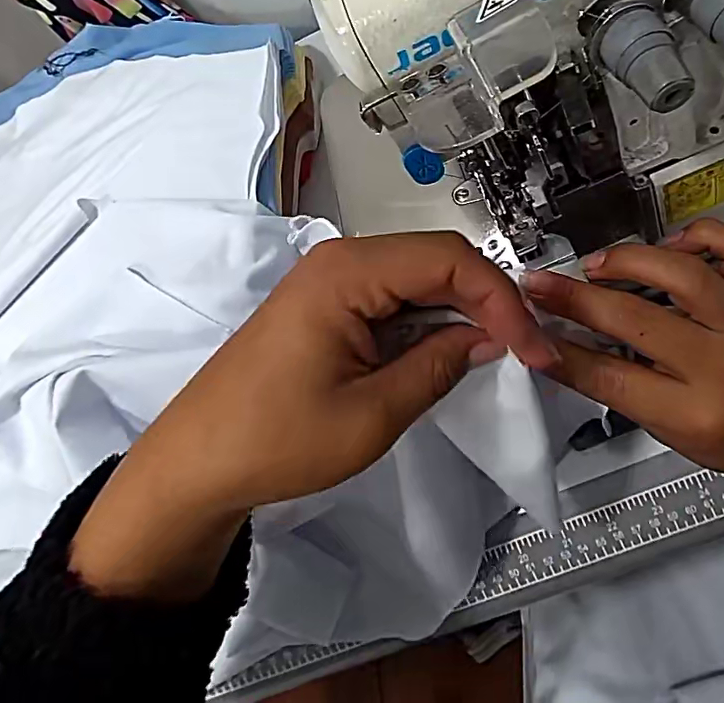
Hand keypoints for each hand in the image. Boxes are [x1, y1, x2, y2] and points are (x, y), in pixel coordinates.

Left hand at [71, 232, 557, 599]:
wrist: (193, 466)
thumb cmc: (274, 441)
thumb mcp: (371, 415)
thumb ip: (438, 366)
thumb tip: (488, 339)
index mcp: (348, 272)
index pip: (449, 260)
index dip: (500, 299)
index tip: (530, 346)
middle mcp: (343, 259)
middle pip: (438, 258)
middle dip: (488, 299)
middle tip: (523, 347)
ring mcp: (335, 276)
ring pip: (422, 273)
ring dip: (463, 307)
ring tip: (498, 347)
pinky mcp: (333, 299)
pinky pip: (398, 292)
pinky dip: (432, 315)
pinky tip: (451, 344)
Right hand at [524, 220, 723, 519]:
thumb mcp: (673, 434)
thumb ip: (622, 390)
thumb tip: (566, 350)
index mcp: (697, 413)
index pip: (613, 378)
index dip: (563, 352)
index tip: (529, 330)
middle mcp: (722, 364)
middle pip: (636, 322)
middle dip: (576, 301)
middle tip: (540, 285)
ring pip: (683, 274)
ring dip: (629, 262)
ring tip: (594, 266)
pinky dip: (700, 235)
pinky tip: (670, 244)